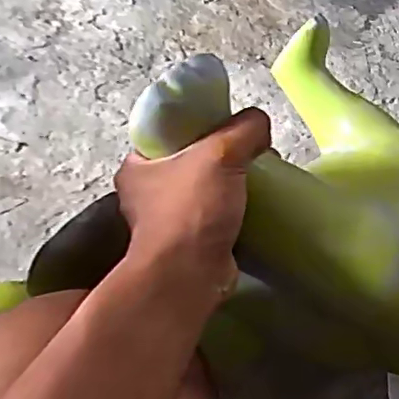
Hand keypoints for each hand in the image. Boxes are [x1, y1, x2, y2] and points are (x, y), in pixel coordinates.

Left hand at [112, 108, 270, 304]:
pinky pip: (216, 216)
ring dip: (231, 186)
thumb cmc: (194, 210)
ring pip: (206, 189)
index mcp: (138, 164)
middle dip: (224, 157)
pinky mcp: (189, 243)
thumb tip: (259, 123)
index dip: (202, 125)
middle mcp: (146, 192)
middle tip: (251, 156)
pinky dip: (234, 211)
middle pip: (192, 160)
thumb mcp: (221, 153)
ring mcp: (166, 221)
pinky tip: (254, 208)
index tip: (230, 130)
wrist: (189, 275)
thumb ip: (244, 129)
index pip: (170, 131)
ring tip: (257, 182)